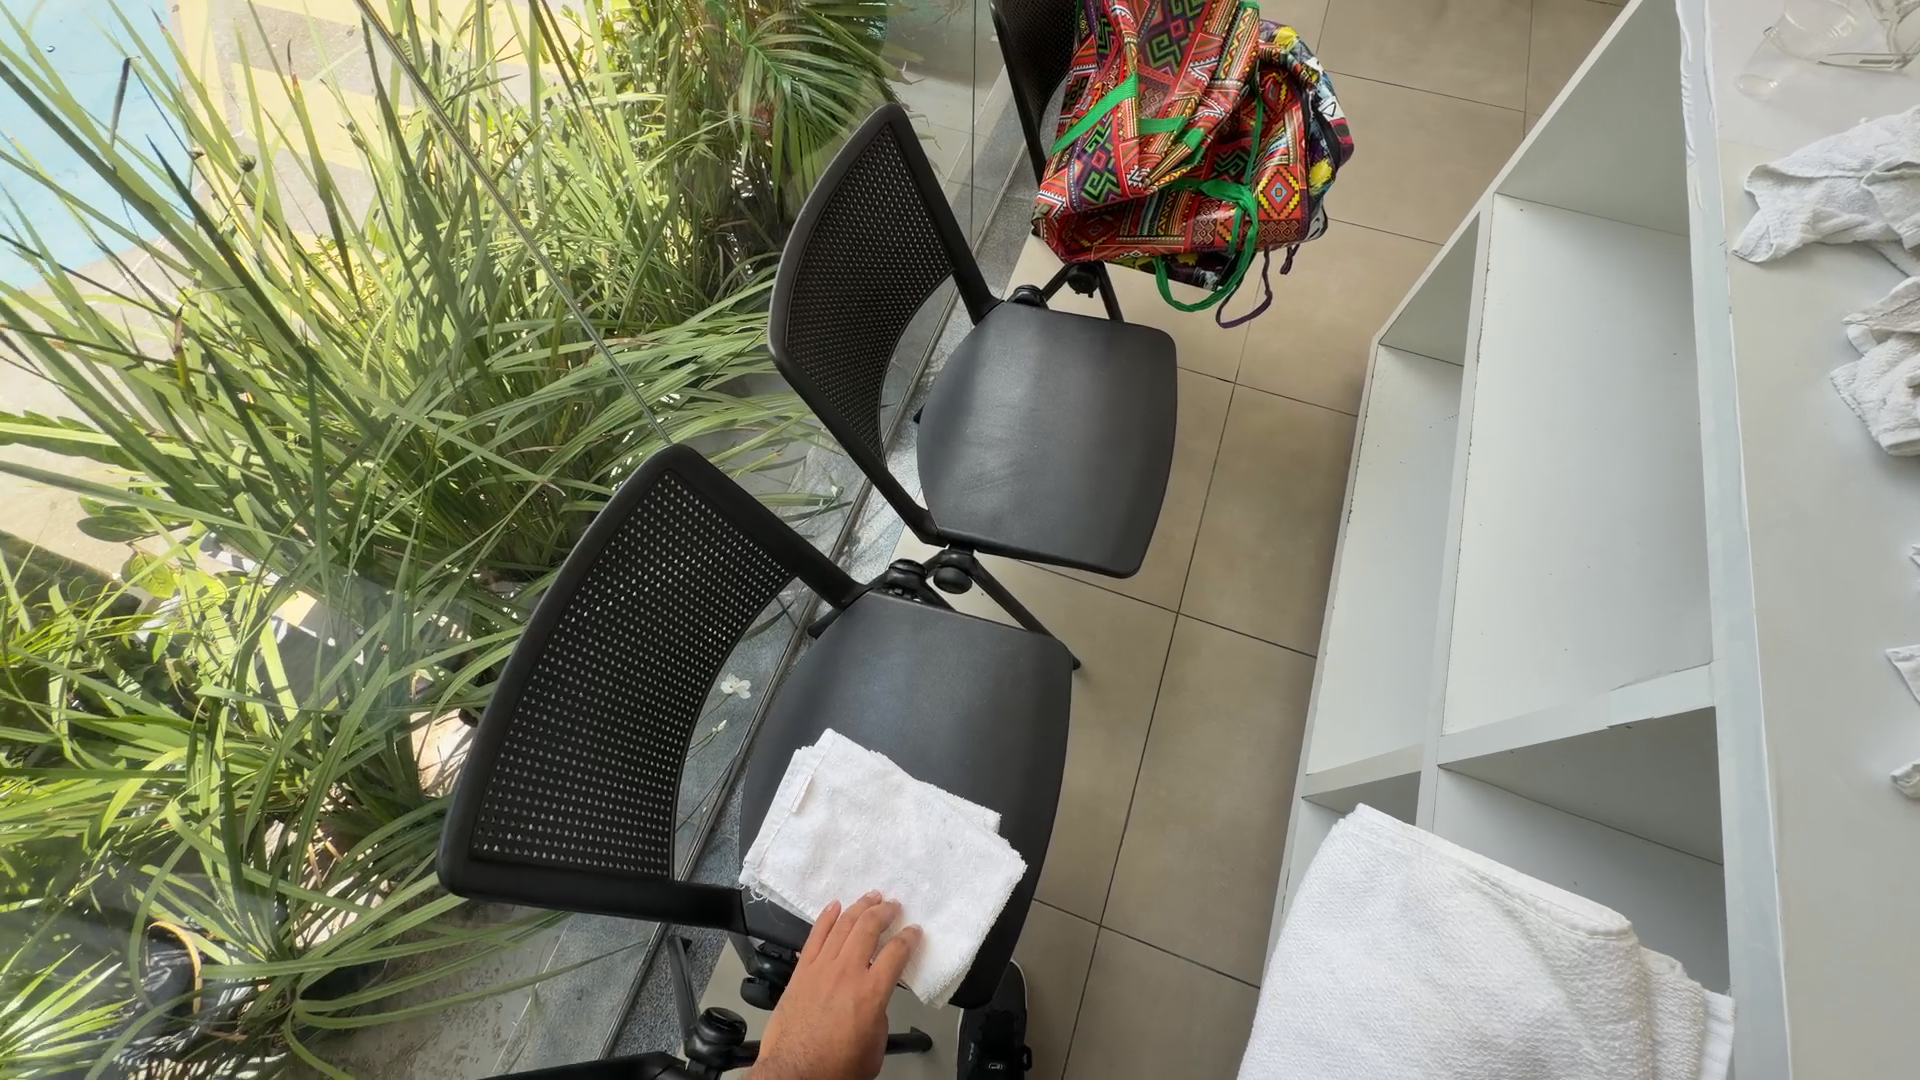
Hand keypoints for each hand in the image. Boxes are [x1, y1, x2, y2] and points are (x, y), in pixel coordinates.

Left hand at [751, 892, 921, 1079]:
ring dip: (860, 906)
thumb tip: (876, 1002)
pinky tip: (835, 906)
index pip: (897, 952)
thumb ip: (879, 1016)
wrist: (794, 1077)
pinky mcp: (802, 971)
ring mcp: (822, 968)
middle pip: (869, 926)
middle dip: (885, 911)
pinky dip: (827, 917)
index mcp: (871, 993)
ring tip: (870, 897)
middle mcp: (847, 973)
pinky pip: (815, 935)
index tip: (914, 931)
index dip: (909, 937)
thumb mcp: (874, 1049)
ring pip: (843, 924)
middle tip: (893, 905)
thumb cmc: (835, 1069)